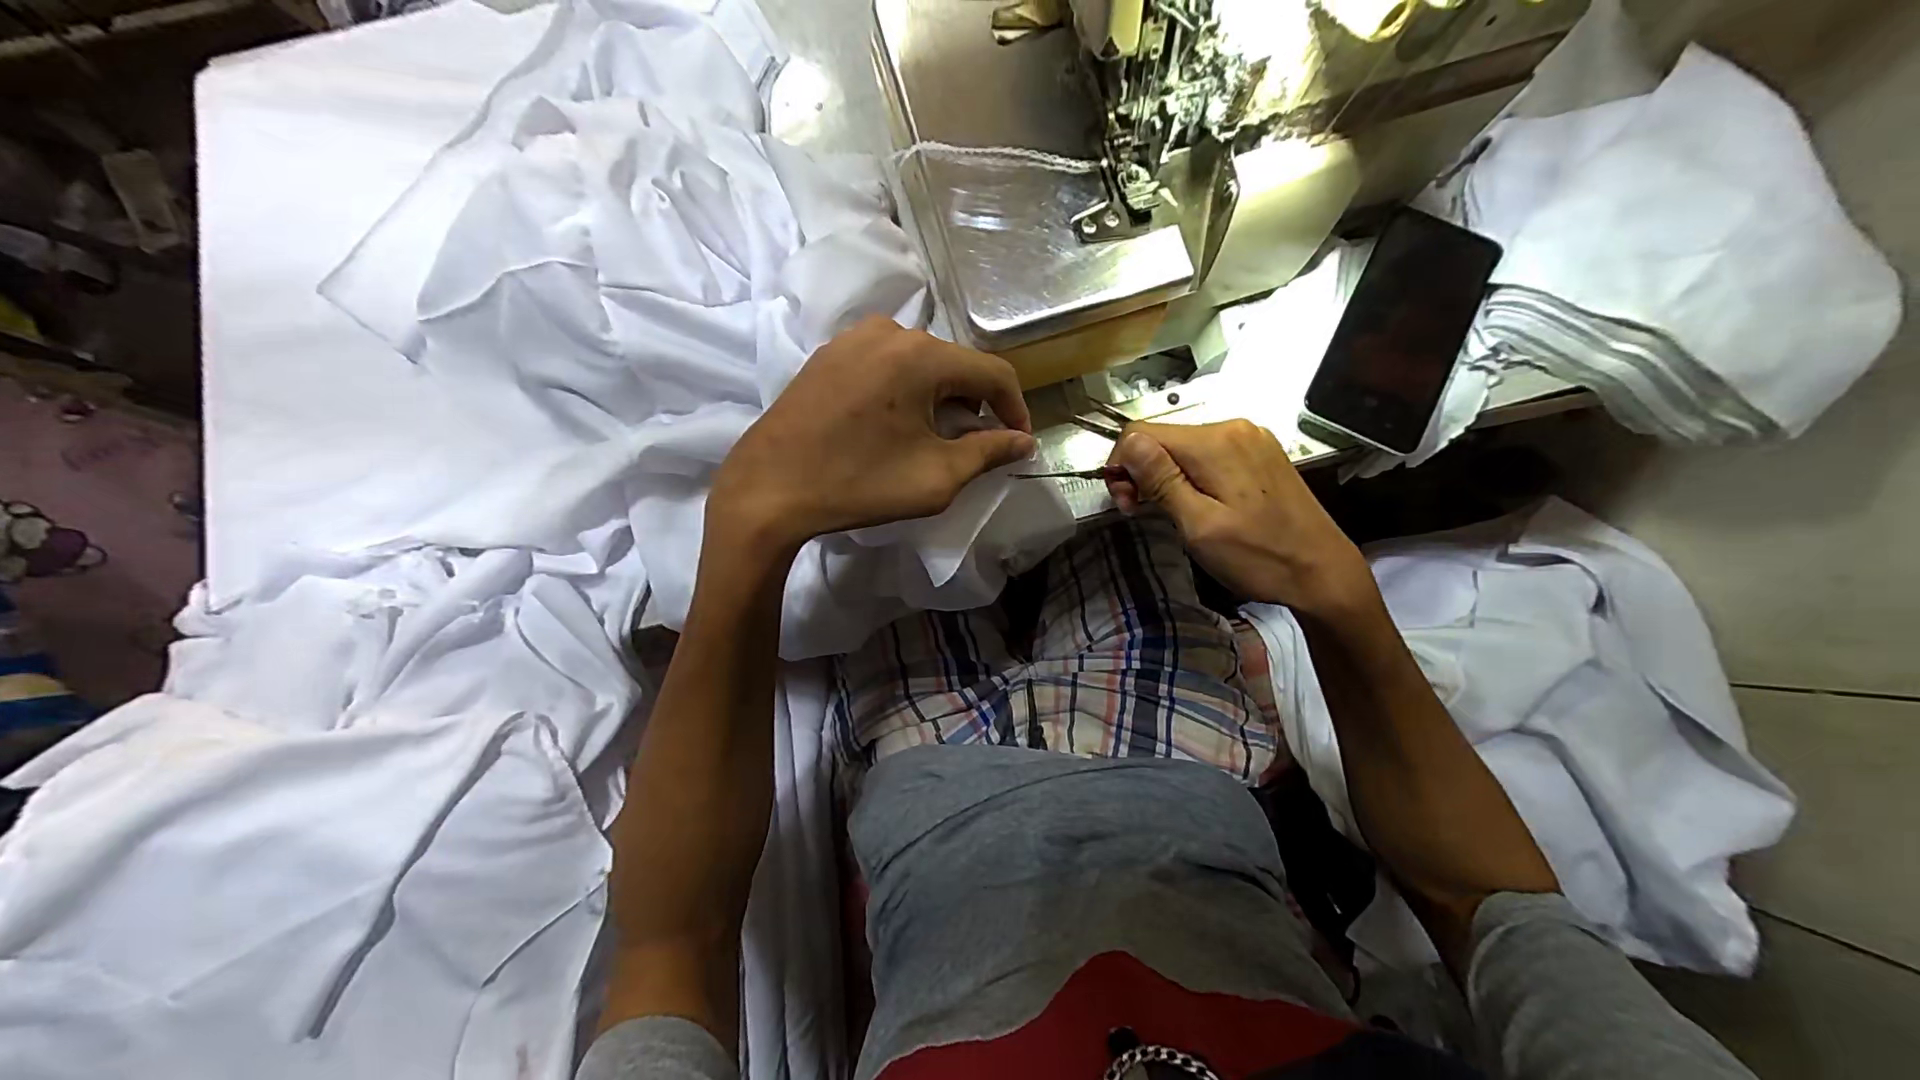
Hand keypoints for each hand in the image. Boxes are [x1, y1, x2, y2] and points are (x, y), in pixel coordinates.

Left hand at [709, 317, 1036, 553]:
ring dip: (938, 397)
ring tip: (931, 439)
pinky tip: (892, 426)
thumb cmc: (858, 484)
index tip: (1017, 442)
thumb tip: (1023, 441)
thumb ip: (989, 452)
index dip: (1015, 408)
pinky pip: (885, 365)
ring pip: (920, 363)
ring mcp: (852, 338)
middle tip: (972, 447)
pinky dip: (903, 391)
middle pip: (955, 364)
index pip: (993, 372)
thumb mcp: (937, 476)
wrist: (767, 489)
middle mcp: (889, 331)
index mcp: (921, 355)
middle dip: (973, 405)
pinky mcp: (828, 354)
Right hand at [1105, 419, 1374, 619]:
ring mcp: (1250, 439)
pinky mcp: (1260, 454)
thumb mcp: (1200, 525)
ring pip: (1183, 446)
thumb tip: (1128, 442)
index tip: (1126, 503)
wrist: (1323, 574)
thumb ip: (1161, 479)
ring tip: (1171, 513)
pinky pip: (1208, 454)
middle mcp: (1232, 428)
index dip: (1121, 465)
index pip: (1141, 432)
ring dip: (1164, 475)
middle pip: (1162, 437)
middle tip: (1141, 512)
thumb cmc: (1258, 557)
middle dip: (1142, 471)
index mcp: (1215, 442)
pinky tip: (1196, 503)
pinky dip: (1190, 475)